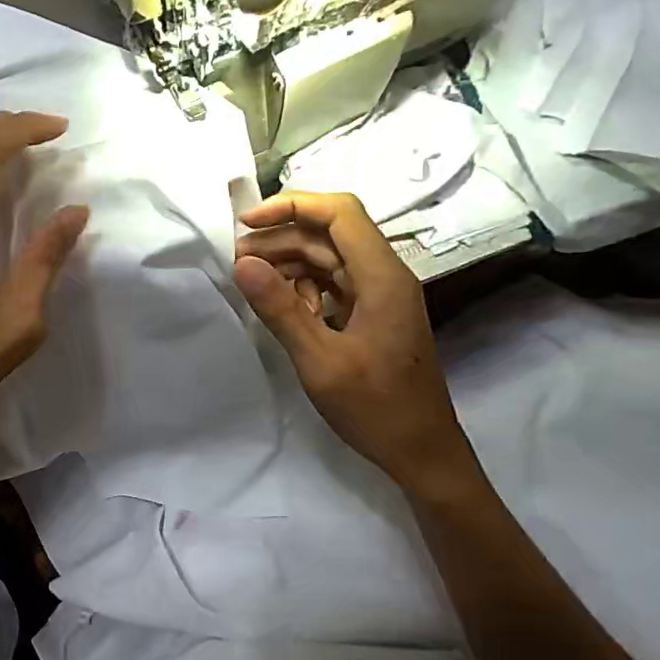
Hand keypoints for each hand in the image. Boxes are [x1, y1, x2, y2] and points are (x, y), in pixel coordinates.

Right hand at [234, 191, 469, 495]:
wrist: (422, 452)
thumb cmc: (376, 409)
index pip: (339, 213)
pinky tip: (282, 306)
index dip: (291, 206)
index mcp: (382, 276)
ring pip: (330, 258)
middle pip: (330, 233)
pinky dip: (304, 287)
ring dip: (290, 263)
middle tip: (237, 259)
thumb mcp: (320, 362)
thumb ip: (281, 310)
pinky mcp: (373, 314)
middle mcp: (385, 275)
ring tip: (251, 281)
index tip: (247, 223)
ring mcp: (380, 295)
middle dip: (282, 238)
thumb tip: (243, 264)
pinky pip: (334, 284)